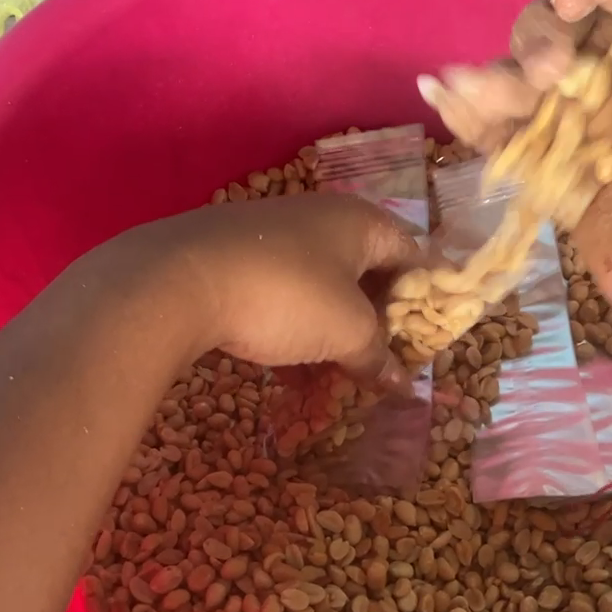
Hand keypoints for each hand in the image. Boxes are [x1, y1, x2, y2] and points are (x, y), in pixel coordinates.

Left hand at [89, 193, 419, 386]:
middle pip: (367, 278)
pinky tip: (293, 383)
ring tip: (339, 388)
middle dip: (377, 330)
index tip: (431, 341)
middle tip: (385, 371)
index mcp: (360, 223)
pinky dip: (296, 342)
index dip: (428, 299)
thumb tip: (404, 383)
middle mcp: (321, 222)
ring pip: (322, 298)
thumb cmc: (287, 296)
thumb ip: (380, 355)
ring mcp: (274, 243)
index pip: (415, 255)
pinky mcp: (238, 267)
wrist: (181, 282)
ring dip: (334, 345)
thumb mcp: (348, 331)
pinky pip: (283, 306)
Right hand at [419, 0, 611, 409]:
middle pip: (565, 31)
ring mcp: (597, 134)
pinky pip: (515, 140)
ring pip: (530, 86)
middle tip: (545, 81)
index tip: (574, 10)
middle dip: (539, 44)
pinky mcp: (564, 183)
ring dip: (496, 82)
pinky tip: (446, 102)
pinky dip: (479, 121)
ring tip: (468, 96)